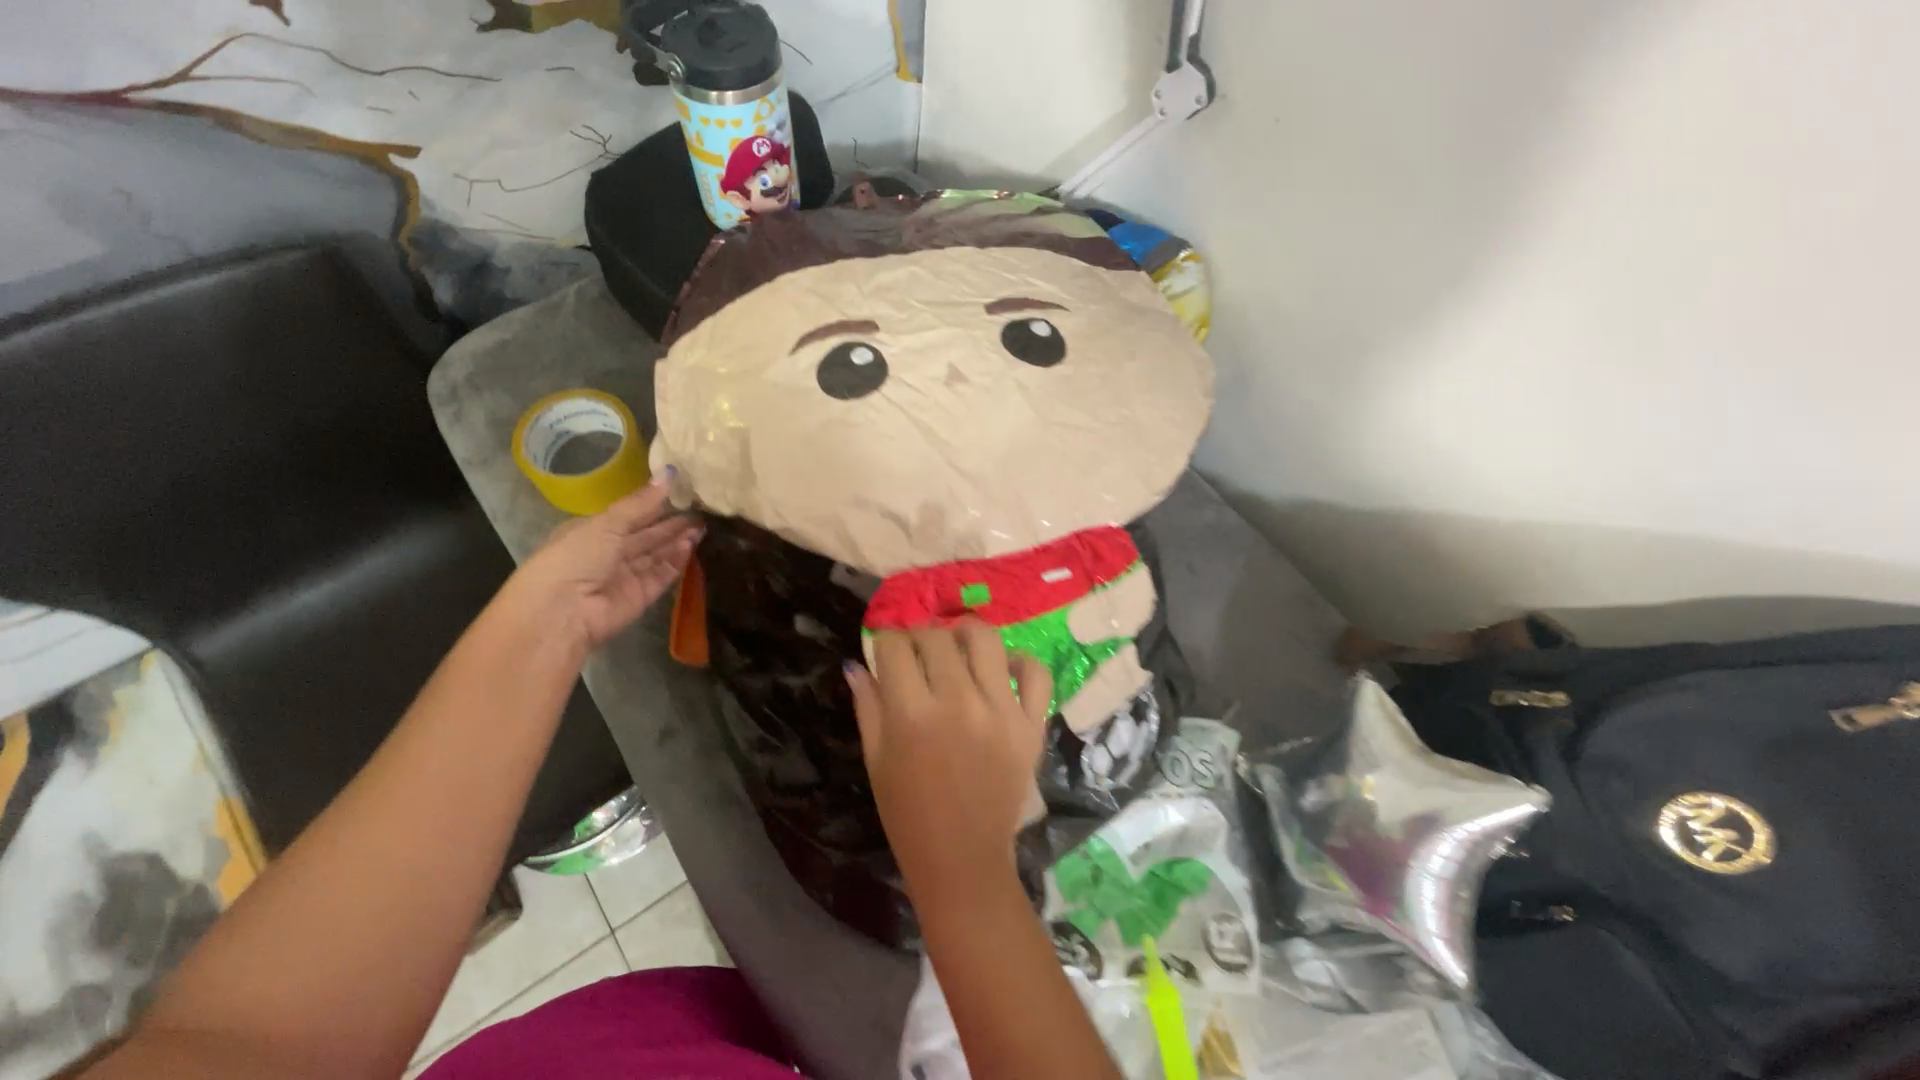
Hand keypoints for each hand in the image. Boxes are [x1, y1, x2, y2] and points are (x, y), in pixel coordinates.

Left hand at [499, 476, 701, 660]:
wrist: (561, 612)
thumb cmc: (575, 557)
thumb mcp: (607, 523)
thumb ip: (641, 502)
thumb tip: (670, 472)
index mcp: (592, 531)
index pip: (628, 515)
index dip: (653, 503)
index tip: (681, 490)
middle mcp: (608, 553)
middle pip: (646, 536)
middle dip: (671, 523)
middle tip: (700, 508)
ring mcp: (625, 576)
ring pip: (657, 555)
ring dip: (677, 540)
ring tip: (702, 524)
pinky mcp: (640, 597)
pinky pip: (661, 575)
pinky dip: (676, 561)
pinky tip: (691, 545)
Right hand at [845, 621, 1051, 896]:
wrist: (962, 858)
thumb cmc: (908, 814)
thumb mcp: (875, 760)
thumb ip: (867, 706)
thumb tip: (857, 663)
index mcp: (912, 714)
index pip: (895, 646)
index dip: (885, 642)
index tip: (887, 651)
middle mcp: (958, 703)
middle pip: (937, 637)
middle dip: (919, 637)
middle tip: (917, 653)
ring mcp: (1001, 712)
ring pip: (985, 639)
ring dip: (964, 634)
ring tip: (957, 647)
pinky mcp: (1032, 726)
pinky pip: (1036, 673)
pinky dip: (1020, 662)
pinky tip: (1002, 670)